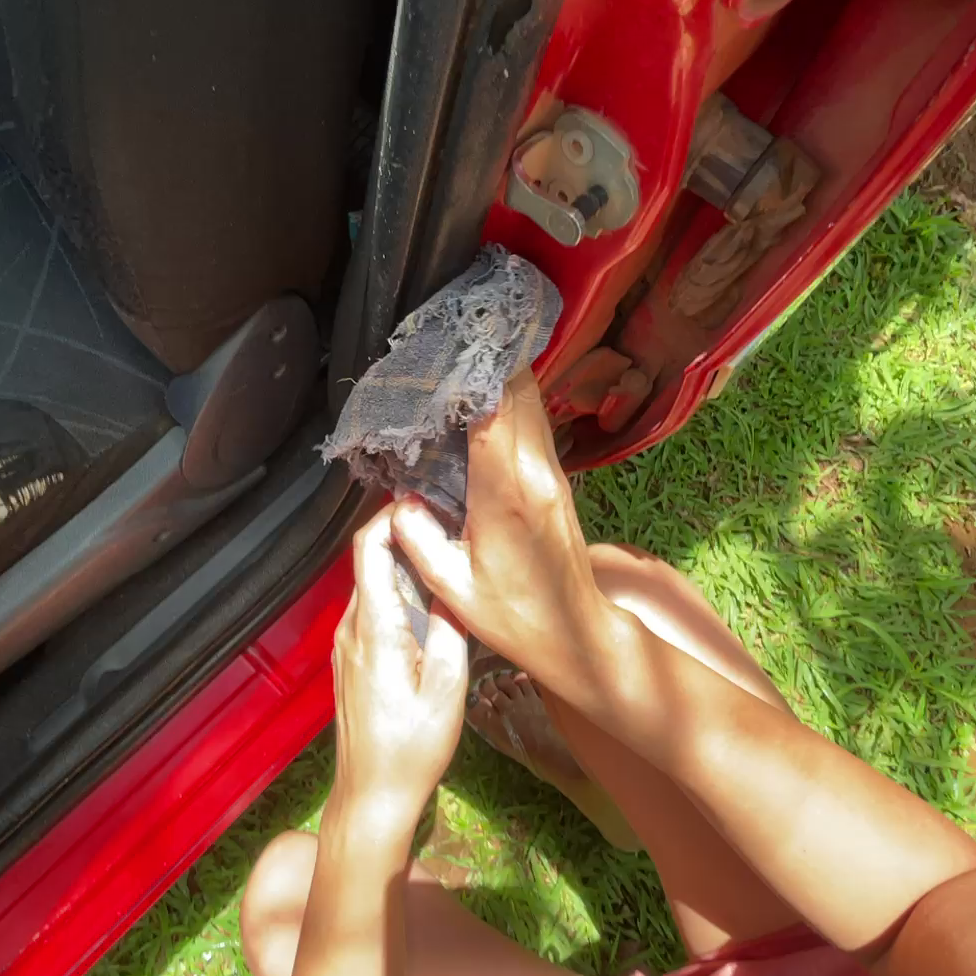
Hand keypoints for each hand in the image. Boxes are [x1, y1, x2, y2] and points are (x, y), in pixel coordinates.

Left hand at [328, 507, 469, 837]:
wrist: (371, 796)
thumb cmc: (413, 747)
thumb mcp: (447, 686)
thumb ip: (450, 627)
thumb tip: (456, 580)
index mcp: (374, 627)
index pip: (369, 548)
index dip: (392, 516)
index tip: (427, 504)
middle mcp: (351, 627)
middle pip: (369, 560)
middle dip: (405, 535)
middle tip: (449, 529)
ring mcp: (346, 643)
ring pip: (371, 583)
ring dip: (402, 564)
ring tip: (446, 560)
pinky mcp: (350, 658)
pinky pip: (371, 607)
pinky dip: (396, 591)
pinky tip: (429, 602)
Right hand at [390, 370, 620, 706]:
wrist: (574, 632)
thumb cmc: (513, 616)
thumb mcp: (452, 586)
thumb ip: (418, 538)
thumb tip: (401, 500)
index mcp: (507, 493)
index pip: (494, 410)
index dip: (472, 373)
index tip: (444, 348)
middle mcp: (535, 472)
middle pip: (519, 392)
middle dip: (486, 360)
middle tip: (447, 343)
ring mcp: (552, 473)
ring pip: (531, 403)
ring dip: (500, 376)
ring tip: (460, 362)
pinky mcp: (557, 480)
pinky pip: (534, 423)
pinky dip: (510, 402)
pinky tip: (482, 402)